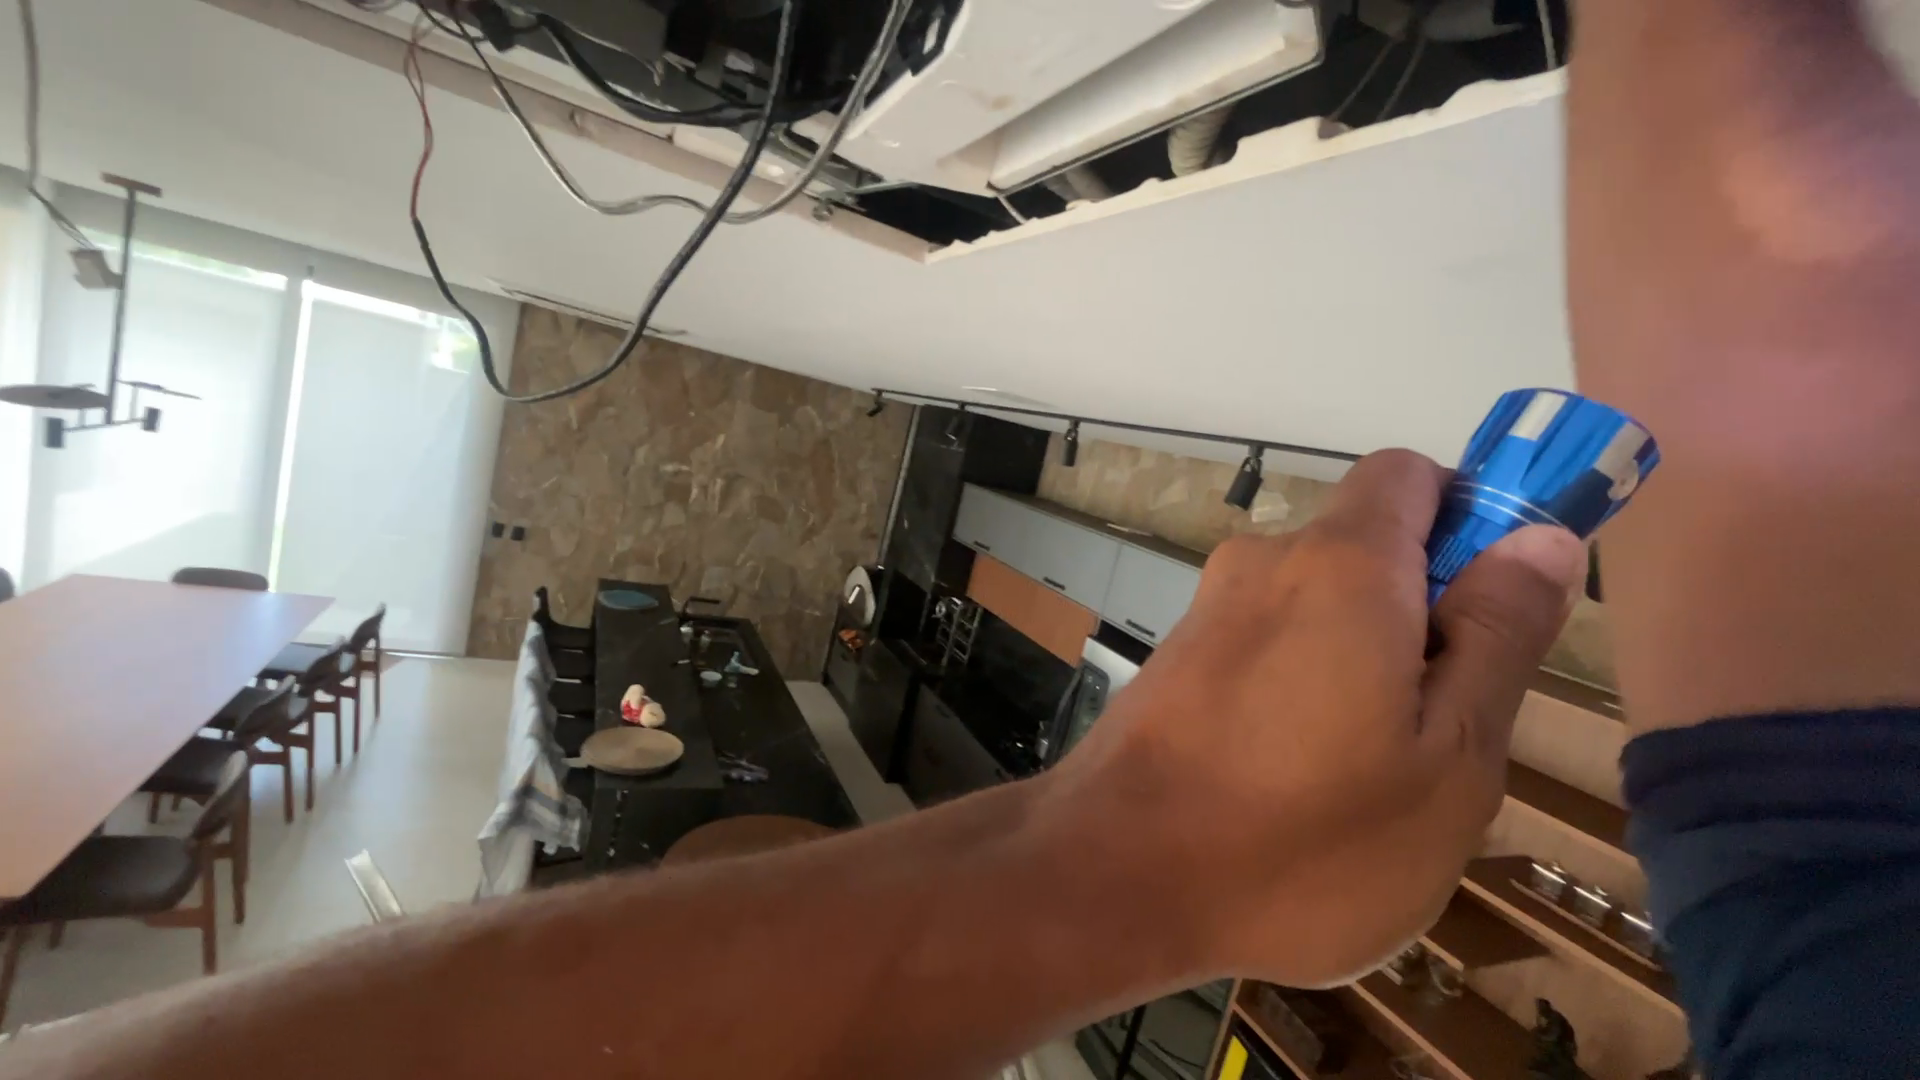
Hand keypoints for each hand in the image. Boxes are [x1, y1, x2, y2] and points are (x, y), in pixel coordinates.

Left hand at [1046, 450, 1585, 986]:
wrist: (1116, 877)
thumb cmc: (1304, 837)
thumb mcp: (1450, 754)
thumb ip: (1499, 634)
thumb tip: (1539, 535)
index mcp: (1339, 565)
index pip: (1410, 475)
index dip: (1470, 517)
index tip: (1495, 608)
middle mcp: (1261, 565)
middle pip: (1366, 549)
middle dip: (1419, 616)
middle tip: (1435, 729)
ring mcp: (1208, 613)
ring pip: (1316, 609)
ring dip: (1360, 665)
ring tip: (1365, 774)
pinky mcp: (1176, 661)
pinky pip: (1265, 648)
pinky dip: (1299, 689)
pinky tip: (1293, 780)